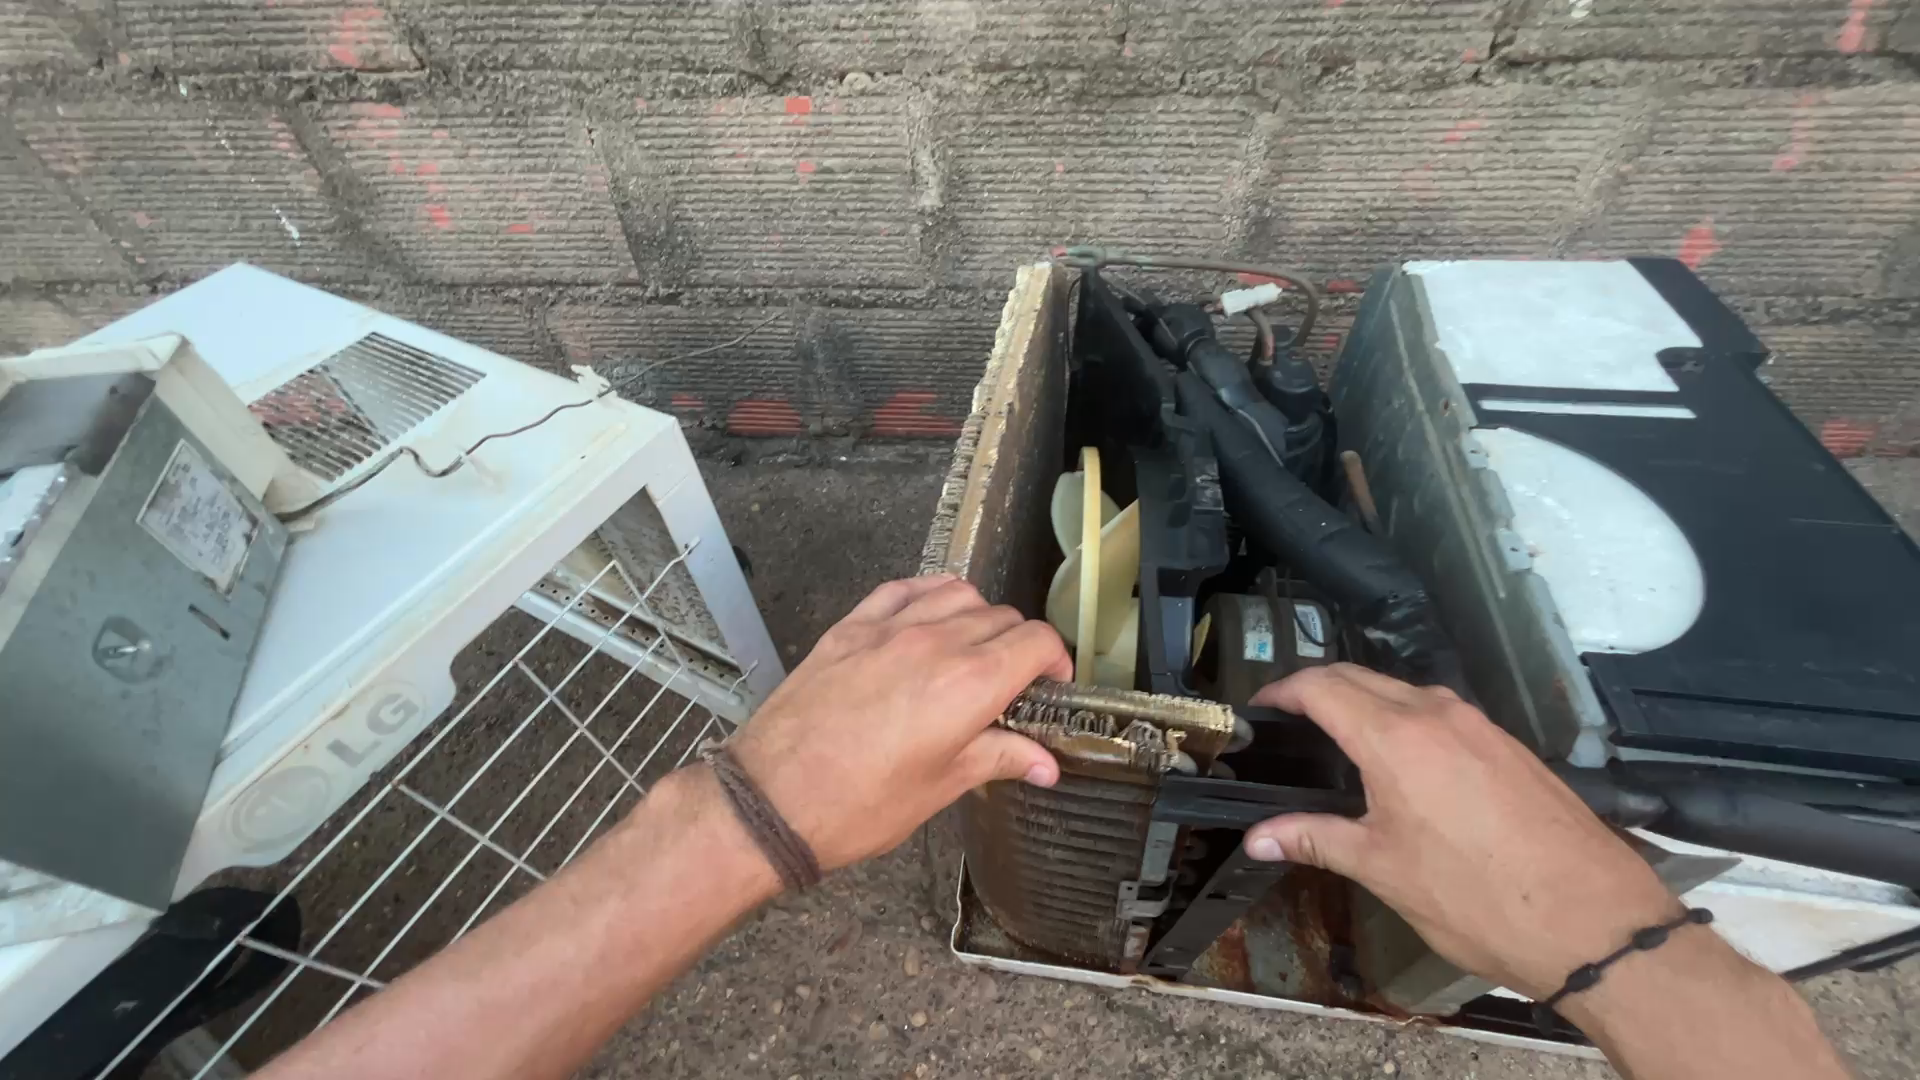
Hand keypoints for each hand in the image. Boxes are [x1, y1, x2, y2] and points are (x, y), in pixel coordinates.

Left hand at [725, 574, 1070, 872]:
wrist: (771, 799)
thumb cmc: (860, 805)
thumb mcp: (940, 787)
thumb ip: (1000, 757)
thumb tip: (1047, 764)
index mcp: (968, 683)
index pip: (1036, 641)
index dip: (1055, 660)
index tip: (1051, 684)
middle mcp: (936, 641)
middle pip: (1002, 617)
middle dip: (1020, 645)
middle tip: (1012, 682)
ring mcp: (890, 627)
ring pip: (959, 593)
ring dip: (979, 616)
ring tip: (973, 649)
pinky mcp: (852, 625)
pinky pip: (904, 588)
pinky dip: (929, 595)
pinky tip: (930, 616)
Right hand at [1241, 663, 1682, 998]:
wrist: (1604, 928)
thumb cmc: (1476, 897)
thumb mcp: (1382, 869)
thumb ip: (1313, 839)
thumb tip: (1255, 839)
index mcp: (1393, 738)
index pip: (1319, 687)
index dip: (1281, 689)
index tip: (1260, 706)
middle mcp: (1434, 714)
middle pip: (1357, 675)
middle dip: (1315, 685)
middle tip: (1289, 715)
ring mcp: (1479, 725)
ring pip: (1401, 687)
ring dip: (1361, 696)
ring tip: (1338, 732)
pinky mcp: (1509, 745)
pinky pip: (1438, 709)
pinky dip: (1402, 713)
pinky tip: (1403, 754)